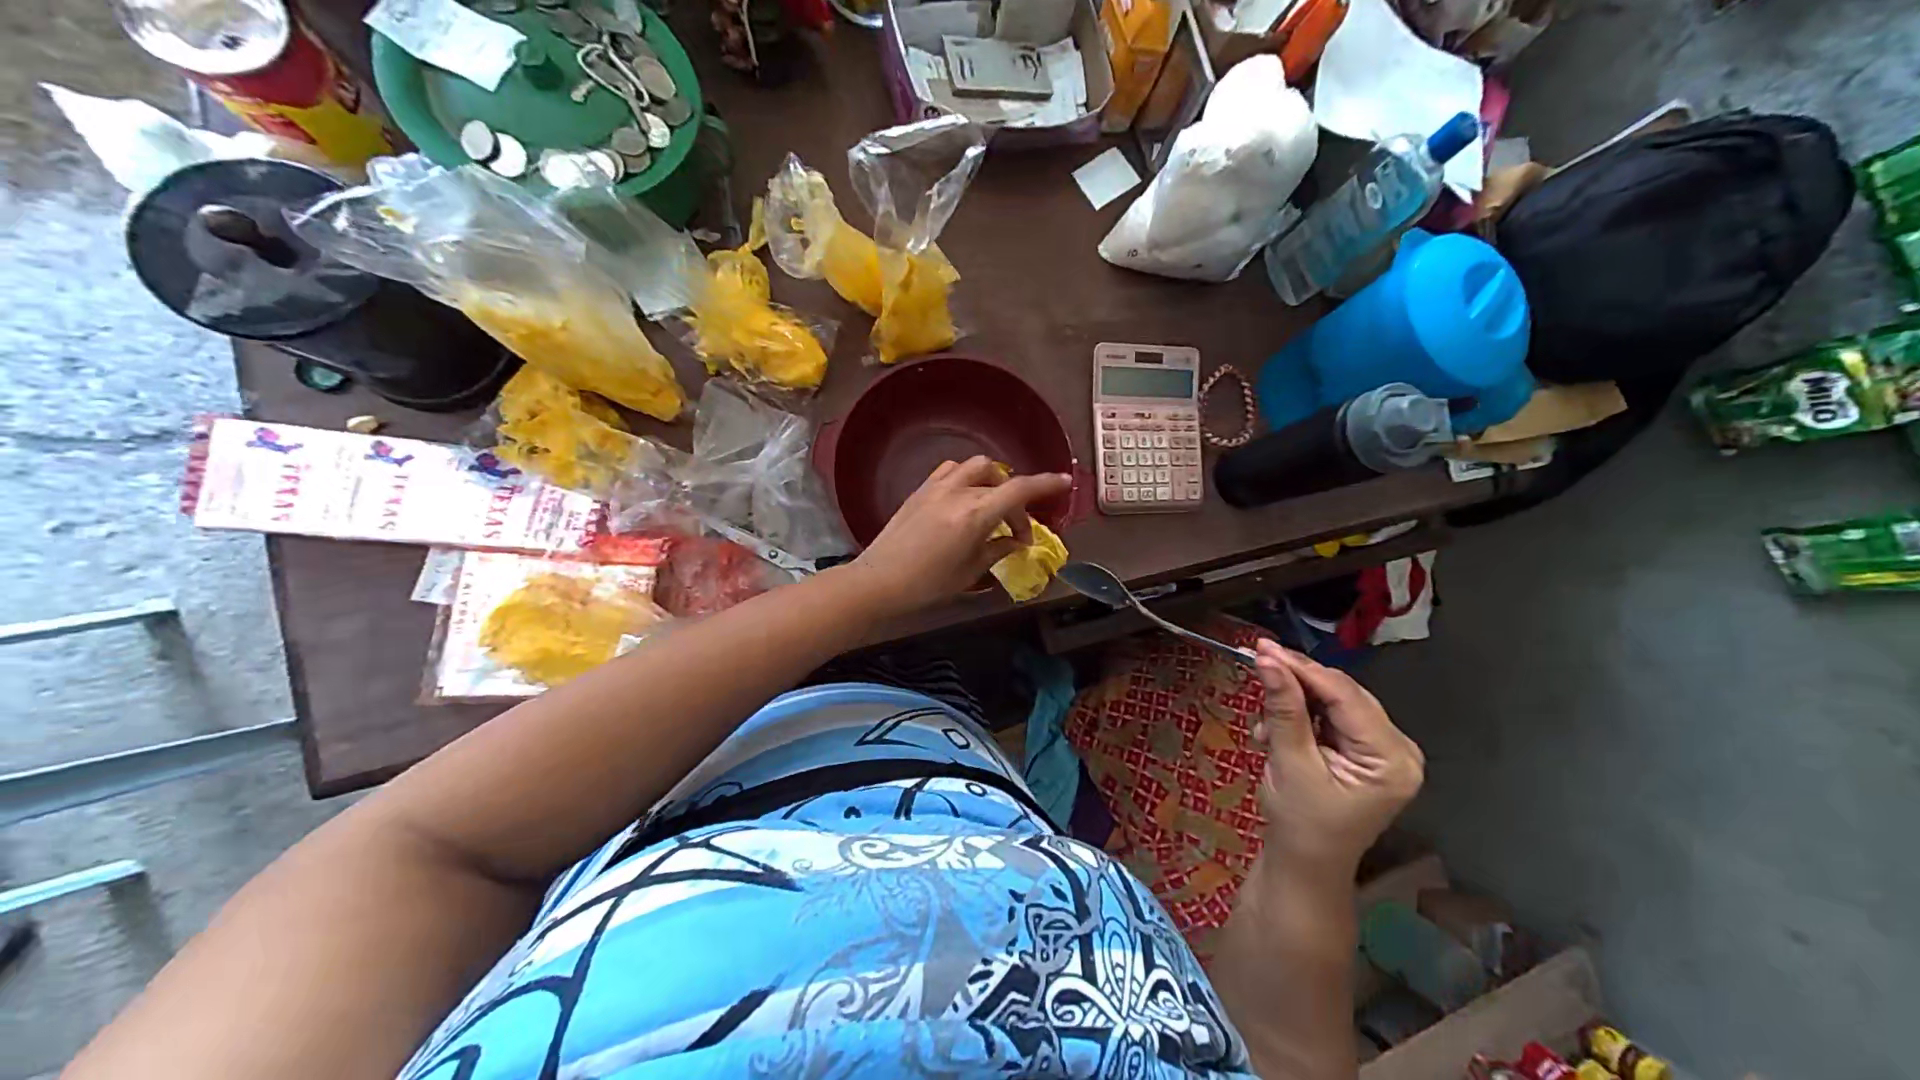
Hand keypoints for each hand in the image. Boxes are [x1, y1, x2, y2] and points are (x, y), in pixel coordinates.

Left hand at [844, 456, 1072, 617]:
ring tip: (994, 507)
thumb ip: (997, 550)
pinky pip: (952, 471)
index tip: (1064, 483)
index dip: (1046, 484)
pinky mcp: (921, 490)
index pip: (1019, 490)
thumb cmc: (927, 584)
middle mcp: (958, 492)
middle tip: (1016, 533)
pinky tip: (966, 499)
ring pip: (977, 468)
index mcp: (975, 514)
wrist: (879, 580)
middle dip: (1017, 504)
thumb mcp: (970, 571)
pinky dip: (968, 478)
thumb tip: (1015, 541)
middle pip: (1001, 483)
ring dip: (994, 481)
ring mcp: (937, 487)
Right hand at [1251, 639, 1423, 877]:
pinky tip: (1275, 733)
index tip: (1262, 648)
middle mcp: (1399, 749)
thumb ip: (1283, 709)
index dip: (1302, 668)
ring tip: (1263, 724)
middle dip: (1297, 683)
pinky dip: (1301, 717)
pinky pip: (1332, 718)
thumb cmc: (1300, 824)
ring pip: (1334, 702)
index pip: (1345, 696)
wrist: (1304, 866)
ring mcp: (1384, 751)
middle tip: (1257, 668)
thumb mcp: (1289, 763)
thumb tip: (1268, 661)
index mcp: (1391, 759)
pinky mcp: (1365, 753)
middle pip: (1343, 695)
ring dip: (1295, 702)